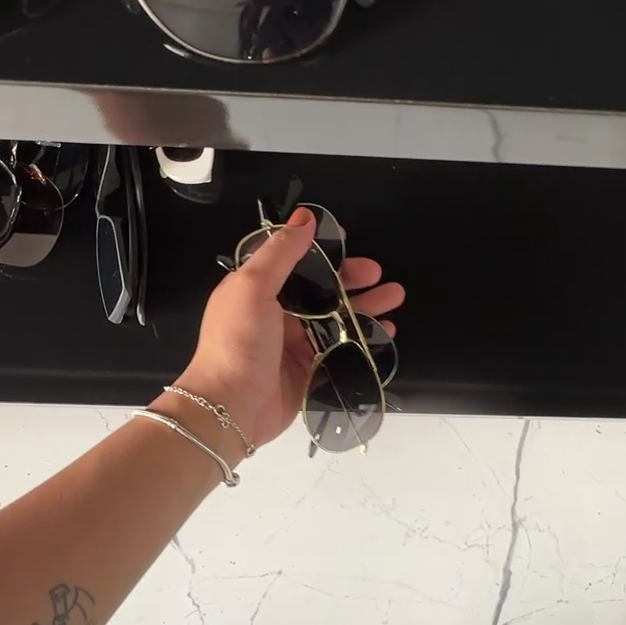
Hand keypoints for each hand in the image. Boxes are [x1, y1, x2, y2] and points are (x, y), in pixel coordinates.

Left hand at [169, 208, 405, 454]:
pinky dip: (364, 340)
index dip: (320, 250)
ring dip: (366, 307)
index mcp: (258, 290)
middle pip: (322, 290)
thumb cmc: (237, 342)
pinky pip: (342, 350)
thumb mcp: (253, 287)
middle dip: (352, 280)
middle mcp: (277, 315)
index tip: (346, 240)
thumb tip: (305, 217)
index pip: (294, 262)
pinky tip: (385, 332)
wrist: (231, 407)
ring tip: (394, 298)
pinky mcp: (309, 372)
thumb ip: (280, 252)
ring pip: (337, 319)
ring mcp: (294, 345)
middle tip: (379, 274)